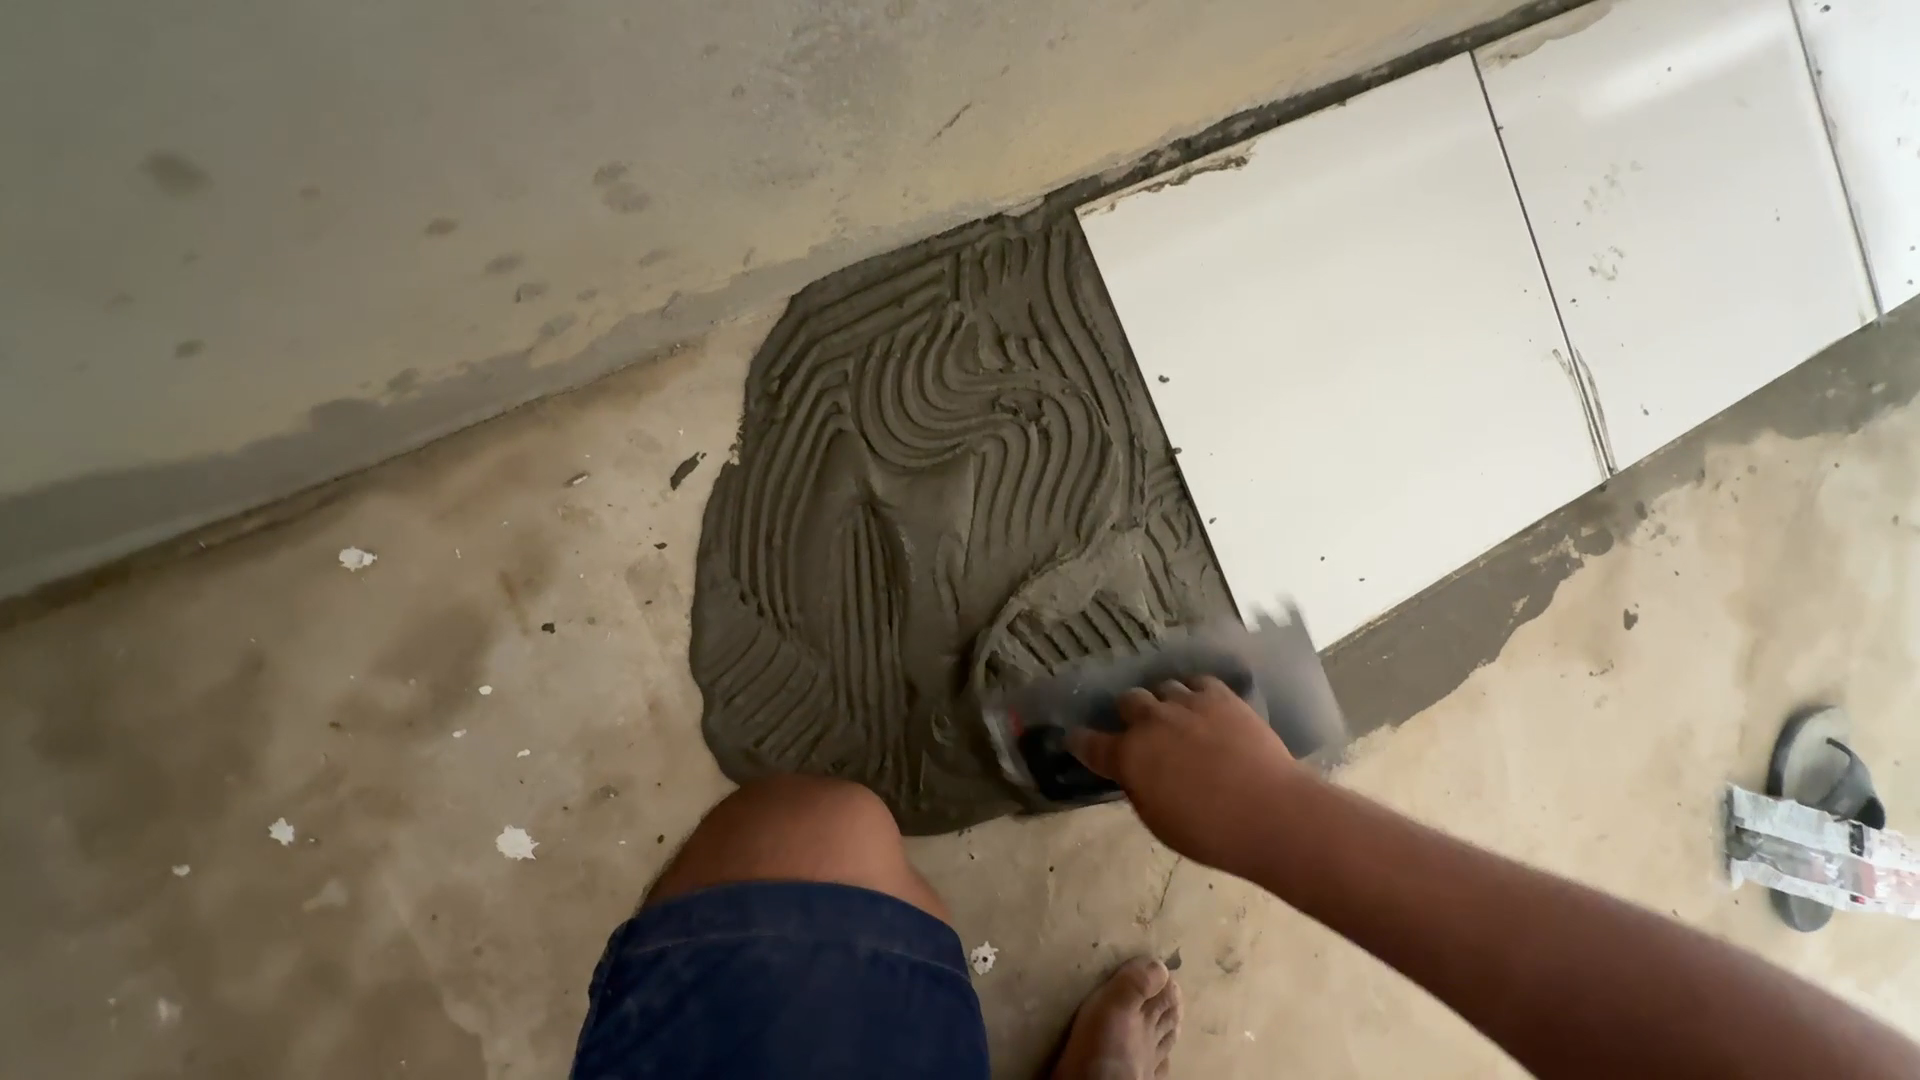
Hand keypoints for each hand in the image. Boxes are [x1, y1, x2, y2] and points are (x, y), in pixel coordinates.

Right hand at [1069, 676, 1301, 873]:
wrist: (1269, 812)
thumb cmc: (1210, 832)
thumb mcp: (1158, 821)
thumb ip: (1139, 789)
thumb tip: (1136, 773)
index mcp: (1128, 756)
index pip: (1088, 743)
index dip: (1079, 741)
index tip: (1075, 739)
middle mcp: (1150, 722)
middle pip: (1127, 701)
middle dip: (1129, 714)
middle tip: (1141, 730)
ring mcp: (1186, 704)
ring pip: (1163, 688)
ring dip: (1164, 702)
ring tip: (1177, 717)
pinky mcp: (1220, 696)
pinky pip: (1198, 683)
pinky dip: (1195, 693)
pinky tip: (1204, 707)